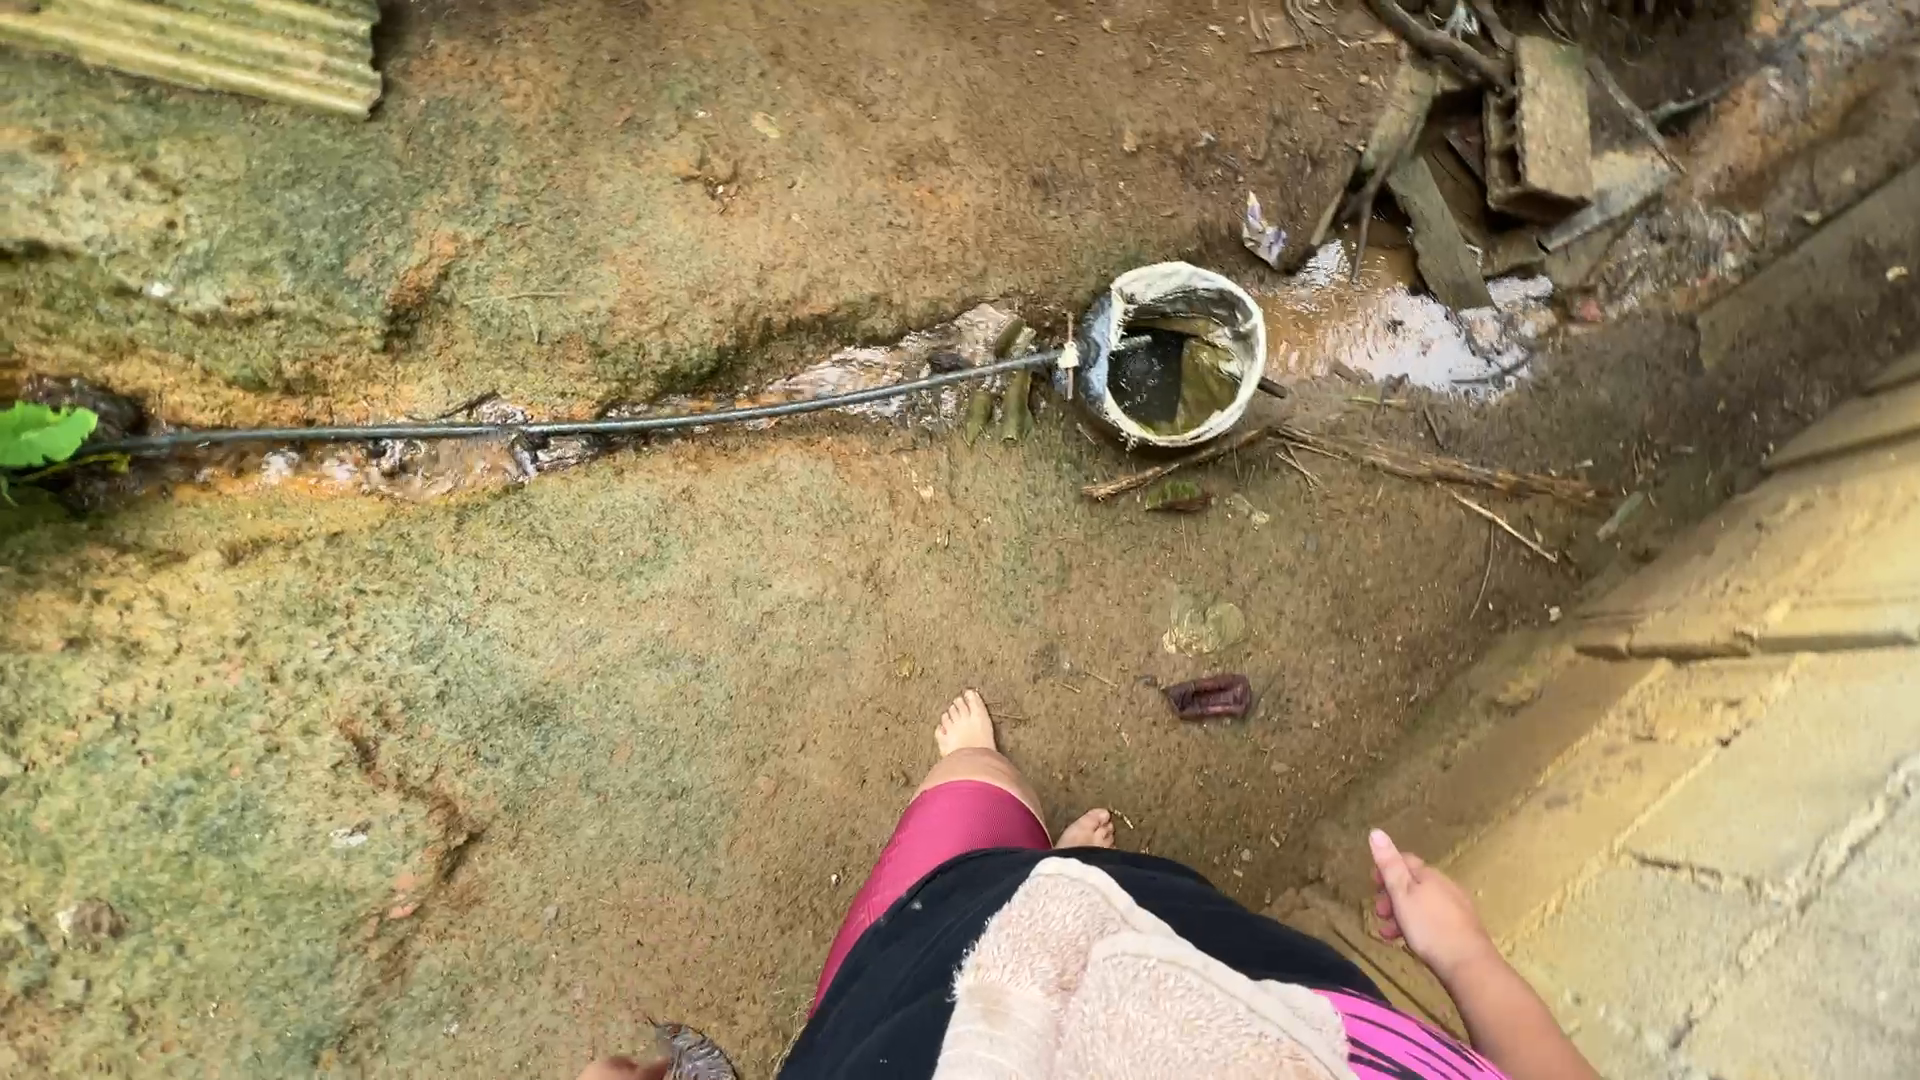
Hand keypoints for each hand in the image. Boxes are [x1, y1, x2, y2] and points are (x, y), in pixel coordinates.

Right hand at [1368, 829, 1499, 981]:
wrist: (1470, 966)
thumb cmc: (1429, 927)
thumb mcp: (1401, 893)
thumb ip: (1389, 864)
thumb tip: (1376, 832)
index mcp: (1430, 875)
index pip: (1404, 860)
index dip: (1385, 869)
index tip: (1373, 885)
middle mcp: (1445, 887)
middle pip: (1412, 884)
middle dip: (1392, 895)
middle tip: (1379, 912)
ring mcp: (1457, 908)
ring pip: (1421, 904)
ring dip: (1401, 914)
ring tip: (1389, 932)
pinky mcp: (1463, 929)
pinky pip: (1433, 920)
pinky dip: (1418, 926)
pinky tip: (1409, 941)